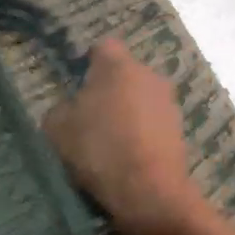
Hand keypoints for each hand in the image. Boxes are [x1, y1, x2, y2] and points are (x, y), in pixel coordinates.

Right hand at [41, 38, 201, 232]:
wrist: (146, 188)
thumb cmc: (97, 149)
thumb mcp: (56, 128)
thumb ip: (60, 109)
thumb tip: (69, 108)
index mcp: (117, 67)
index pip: (102, 46)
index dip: (87, 60)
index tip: (74, 80)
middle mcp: (149, 74)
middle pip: (123, 72)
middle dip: (106, 87)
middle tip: (86, 113)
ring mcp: (168, 101)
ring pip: (139, 96)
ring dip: (124, 109)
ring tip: (106, 137)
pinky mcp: (178, 126)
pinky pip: (150, 120)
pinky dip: (137, 129)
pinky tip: (124, 152)